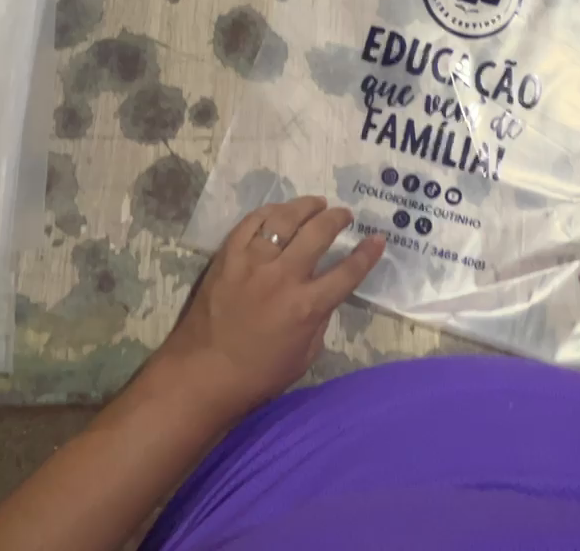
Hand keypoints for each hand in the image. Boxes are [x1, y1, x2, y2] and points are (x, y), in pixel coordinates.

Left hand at [148, 197, 385, 418]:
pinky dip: (270, 212)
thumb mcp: (305, 356)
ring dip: (306, 206)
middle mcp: (283, 278)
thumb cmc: (257, 375)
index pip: (347, 272)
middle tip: (344, 215)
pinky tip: (279, 212)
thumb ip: (320, 318)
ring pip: (285, 219)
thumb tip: (327, 292)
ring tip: (317, 204)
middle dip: (338, 218)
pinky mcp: (228, 256)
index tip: (377, 238)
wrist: (201, 375)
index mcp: (306, 307)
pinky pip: (252, 222)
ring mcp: (253, 262)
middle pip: (319, 233)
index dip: (367, 253)